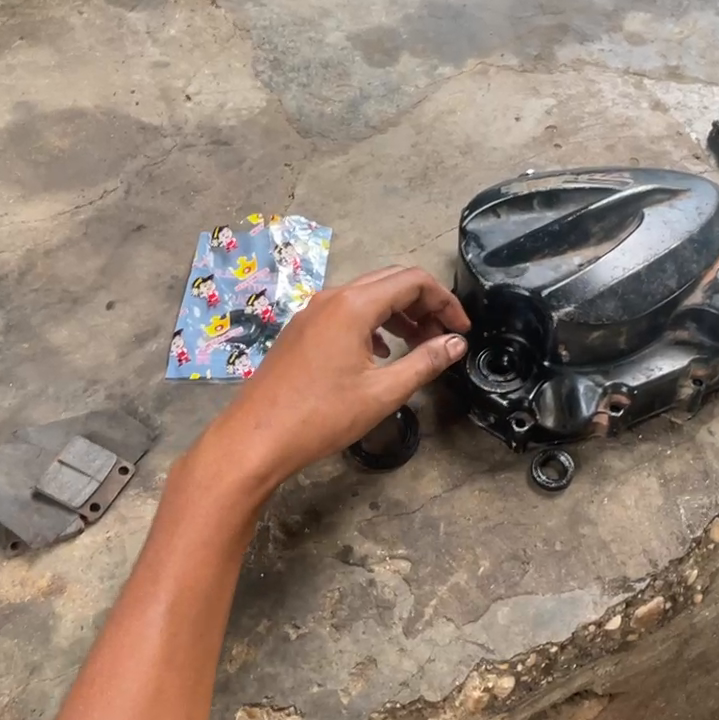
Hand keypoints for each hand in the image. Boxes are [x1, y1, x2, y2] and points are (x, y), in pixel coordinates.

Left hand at [201, 266, 469, 489]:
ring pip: (368, 297)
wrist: (256, 439)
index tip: (461, 330)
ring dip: (400, 314)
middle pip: (391, 282)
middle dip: (425, 304)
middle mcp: (332, 298)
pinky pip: (348, 313)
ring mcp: (313, 312)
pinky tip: (383, 354)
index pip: (413, 281)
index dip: (445, 302)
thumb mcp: (383, 393)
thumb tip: (456, 343)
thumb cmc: (322, 416)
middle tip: (445, 336)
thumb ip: (425, 362)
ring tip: (421, 346)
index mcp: (354, 305)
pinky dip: (375, 324)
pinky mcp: (303, 330)